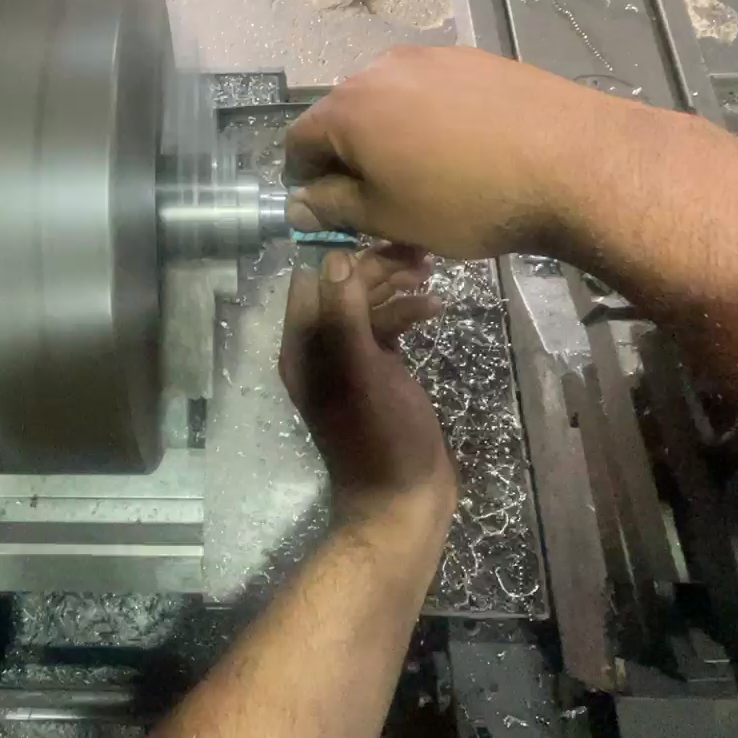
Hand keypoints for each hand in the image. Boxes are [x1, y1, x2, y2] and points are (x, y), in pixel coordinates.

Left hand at [279, 245, 456, 532]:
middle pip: (342, 287)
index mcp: (302, 345)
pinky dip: (406, 312)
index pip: (311, 280)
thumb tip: (333, 257)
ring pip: (366, 303)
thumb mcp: (359, 372)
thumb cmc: (378, 437)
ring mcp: (349, 357)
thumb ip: (343, 314)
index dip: (342, 255)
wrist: (402, 501)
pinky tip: (435, 307)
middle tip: (419, 254)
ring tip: (431, 270)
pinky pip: (385, 326)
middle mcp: (319, 346)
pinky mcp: (377, 368)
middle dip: (376, 267)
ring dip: (395, 285)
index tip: (381, 236)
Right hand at [283, 45, 666, 258]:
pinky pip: (428, 89)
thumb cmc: (465, 200)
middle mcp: (378, 69)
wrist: (572, 162)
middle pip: (341, 115)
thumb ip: (332, 207)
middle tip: (378, 195)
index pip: (297, 140)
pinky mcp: (471, 57)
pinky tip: (463, 147)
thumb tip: (299, 202)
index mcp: (347, 108)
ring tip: (425, 171)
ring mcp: (428, 56)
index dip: (302, 177)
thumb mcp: (387, 217)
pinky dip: (426, 117)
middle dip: (347, 155)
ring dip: (387, 134)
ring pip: (386, 100)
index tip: (327, 206)